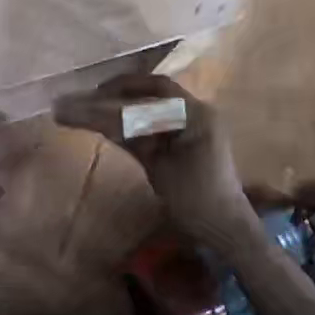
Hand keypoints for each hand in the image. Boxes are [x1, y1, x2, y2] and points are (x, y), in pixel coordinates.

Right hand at [54, 75, 253, 238]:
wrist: (221, 227)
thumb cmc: (193, 198)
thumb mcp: (160, 167)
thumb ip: (134, 139)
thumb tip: (102, 118)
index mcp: (196, 114)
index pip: (157, 89)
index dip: (125, 87)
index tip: (98, 91)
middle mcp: (197, 114)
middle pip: (156, 94)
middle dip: (124, 95)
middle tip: (93, 99)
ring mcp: (195, 128)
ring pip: (155, 110)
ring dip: (128, 110)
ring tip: (96, 112)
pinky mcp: (187, 145)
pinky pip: (159, 128)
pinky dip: (137, 127)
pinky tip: (114, 129)